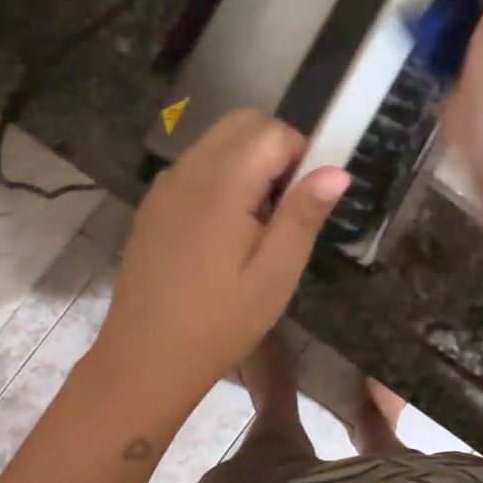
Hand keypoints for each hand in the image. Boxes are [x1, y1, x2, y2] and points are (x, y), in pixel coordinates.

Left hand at [95, 110, 348, 399]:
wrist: (145, 358)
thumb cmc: (220, 322)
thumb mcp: (275, 275)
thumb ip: (304, 215)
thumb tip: (338, 170)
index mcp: (222, 183)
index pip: (272, 130)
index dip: (300, 155)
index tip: (304, 202)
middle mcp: (188, 170)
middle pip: (242, 123)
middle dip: (275, 148)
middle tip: (286, 206)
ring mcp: (165, 185)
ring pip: (217, 141)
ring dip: (248, 161)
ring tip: (258, 222)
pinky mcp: (153, 204)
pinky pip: (196, 166)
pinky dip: (221, 176)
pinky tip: (225, 231)